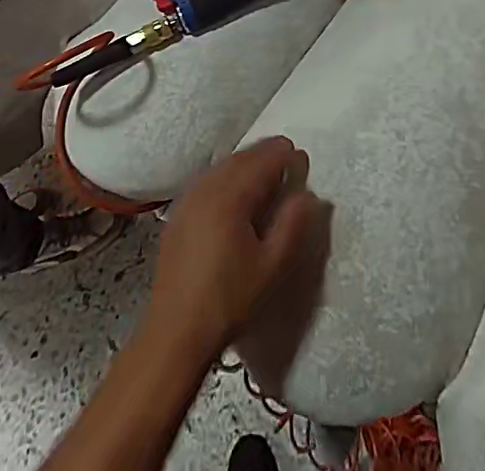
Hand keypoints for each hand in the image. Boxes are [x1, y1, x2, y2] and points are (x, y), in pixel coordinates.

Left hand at [145, 137, 325, 357]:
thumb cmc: (229, 300)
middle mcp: (204, 190)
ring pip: (220, 169)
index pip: (260, 162)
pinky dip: (227, 177)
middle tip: (287, 157)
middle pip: (238, 159)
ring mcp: (186, 201)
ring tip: (266, 173)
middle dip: (264, 154)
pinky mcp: (177, 216)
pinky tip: (236, 194)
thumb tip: (308, 195)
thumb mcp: (272, 266)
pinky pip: (207, 182)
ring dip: (245, 164)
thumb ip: (293, 225)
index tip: (301, 156)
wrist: (176, 330)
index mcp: (228, 197)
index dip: (282, 155)